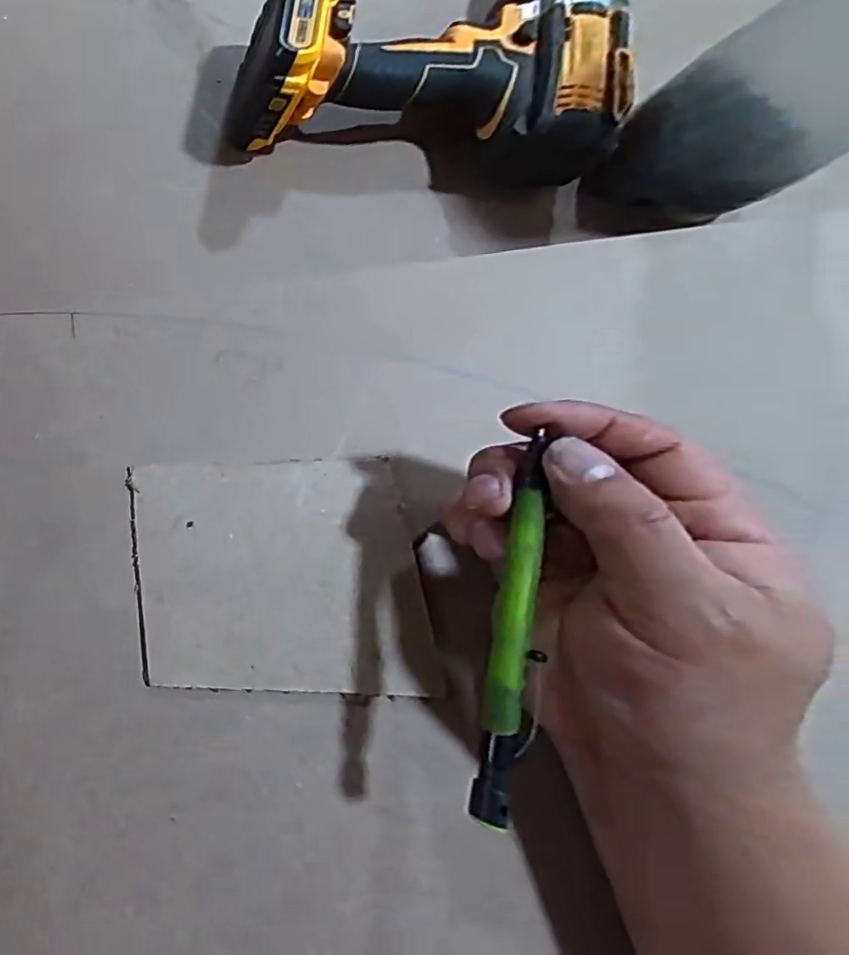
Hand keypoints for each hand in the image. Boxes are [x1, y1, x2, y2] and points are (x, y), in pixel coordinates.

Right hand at [441, 401, 832, 803]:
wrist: (642, 762)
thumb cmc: (692, 691)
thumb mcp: (681, 602)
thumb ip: (628, 521)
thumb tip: (568, 453)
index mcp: (710, 530)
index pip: (655, 453)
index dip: (593, 425)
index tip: (526, 420)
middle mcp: (641, 530)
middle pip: (573, 466)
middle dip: (521, 469)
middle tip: (490, 495)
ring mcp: (583, 552)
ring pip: (525, 493)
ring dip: (489, 496)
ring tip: (476, 524)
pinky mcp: (532, 571)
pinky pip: (495, 527)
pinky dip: (474, 525)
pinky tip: (475, 545)